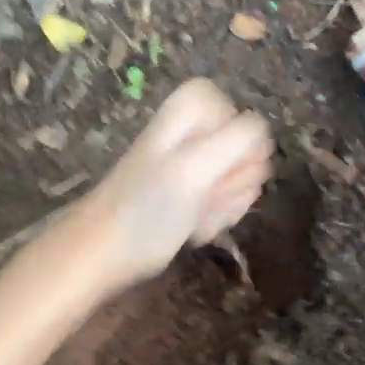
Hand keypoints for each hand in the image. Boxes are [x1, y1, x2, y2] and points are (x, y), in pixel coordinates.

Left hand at [67, 79, 274, 296]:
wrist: (103, 252)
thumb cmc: (146, 211)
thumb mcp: (192, 169)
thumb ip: (235, 141)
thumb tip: (262, 130)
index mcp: (185, 114)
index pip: (239, 111)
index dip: (238, 139)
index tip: (221, 161)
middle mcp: (191, 135)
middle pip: (246, 146)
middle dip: (235, 178)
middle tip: (206, 195)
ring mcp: (193, 167)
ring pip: (242, 175)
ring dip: (228, 202)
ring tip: (198, 217)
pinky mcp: (192, 196)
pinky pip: (228, 199)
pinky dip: (217, 216)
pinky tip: (197, 230)